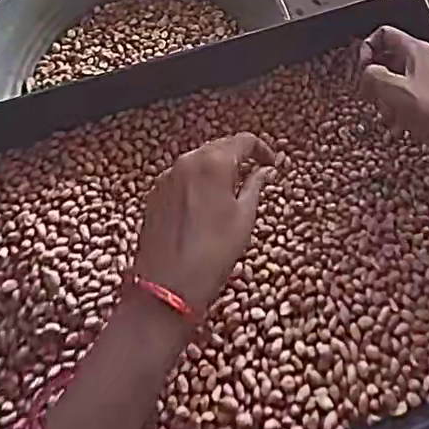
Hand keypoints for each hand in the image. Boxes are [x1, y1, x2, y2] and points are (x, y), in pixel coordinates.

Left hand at [132, 134, 276, 316]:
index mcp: (214, 163)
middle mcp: (188, 161)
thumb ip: (255, 186)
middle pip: (219, 146)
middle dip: (239, 156)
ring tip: (233, 188)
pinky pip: (183, 176)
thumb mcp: (244, 218)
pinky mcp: (156, 193)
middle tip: (256, 172)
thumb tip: (265, 171)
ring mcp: (168, 177)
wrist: (166, 287)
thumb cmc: (212, 253)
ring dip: (218, 167)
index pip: (243, 141)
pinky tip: (207, 201)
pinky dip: (198, 180)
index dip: (262, 149)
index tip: (271, 164)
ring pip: (199, 160)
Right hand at [359, 26, 428, 187]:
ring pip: (399, 79)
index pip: (384, 34)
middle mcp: (427, 60)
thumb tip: (367, 73)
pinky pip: (411, 96)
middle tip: (369, 94)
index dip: (368, 48)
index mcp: (417, 50)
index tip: (361, 69)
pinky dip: (400, 108)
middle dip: (376, 77)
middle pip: (390, 57)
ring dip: (386, 96)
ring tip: (385, 114)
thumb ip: (373, 75)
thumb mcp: (393, 91)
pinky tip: (398, 126)